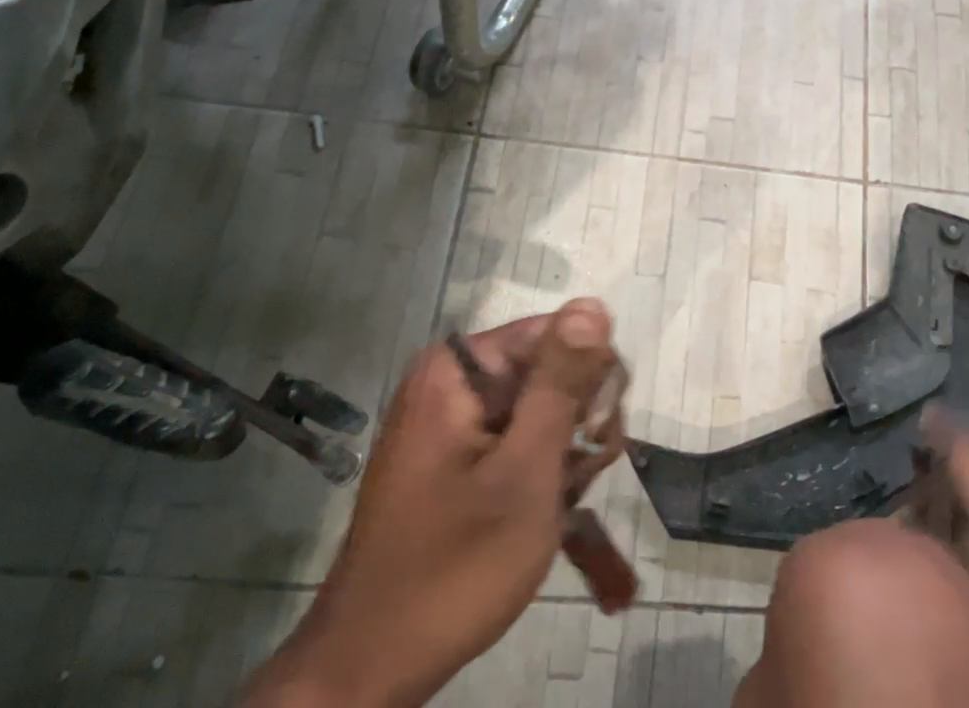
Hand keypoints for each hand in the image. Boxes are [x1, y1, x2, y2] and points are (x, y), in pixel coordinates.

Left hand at [244, 298, 623, 706]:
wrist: (375, 664)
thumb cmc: (456, 565)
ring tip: (563, 513)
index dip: (590, 381)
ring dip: (572, 464)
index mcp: (458, 372)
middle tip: (577, 483)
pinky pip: (522, 452)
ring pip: (547, 418)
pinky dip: (548, 487)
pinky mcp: (460, 466)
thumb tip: (592, 304)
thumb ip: (561, 384)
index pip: (558, 334)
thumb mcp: (526, 471)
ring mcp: (455, 430)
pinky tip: (568, 532)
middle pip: (554, 374)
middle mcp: (452, 388)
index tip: (594, 439)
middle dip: (582, 428)